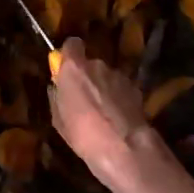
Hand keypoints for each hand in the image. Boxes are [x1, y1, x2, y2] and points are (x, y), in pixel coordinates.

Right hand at [50, 38, 168, 192]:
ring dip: (104, 88)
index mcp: (74, 68)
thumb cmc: (83, 134)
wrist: (124, 148)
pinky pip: (121, 88)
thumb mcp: (59, 119)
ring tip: (103, 113)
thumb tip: (58, 87)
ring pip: (107, 77)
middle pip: (90, 64)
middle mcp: (98, 65)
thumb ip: (57, 96)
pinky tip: (118, 118)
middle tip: (84, 99)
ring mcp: (119, 76)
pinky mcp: (135, 89)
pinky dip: (118, 98)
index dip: (69, 55)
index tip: (66, 70)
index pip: (71, 44)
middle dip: (87, 77)